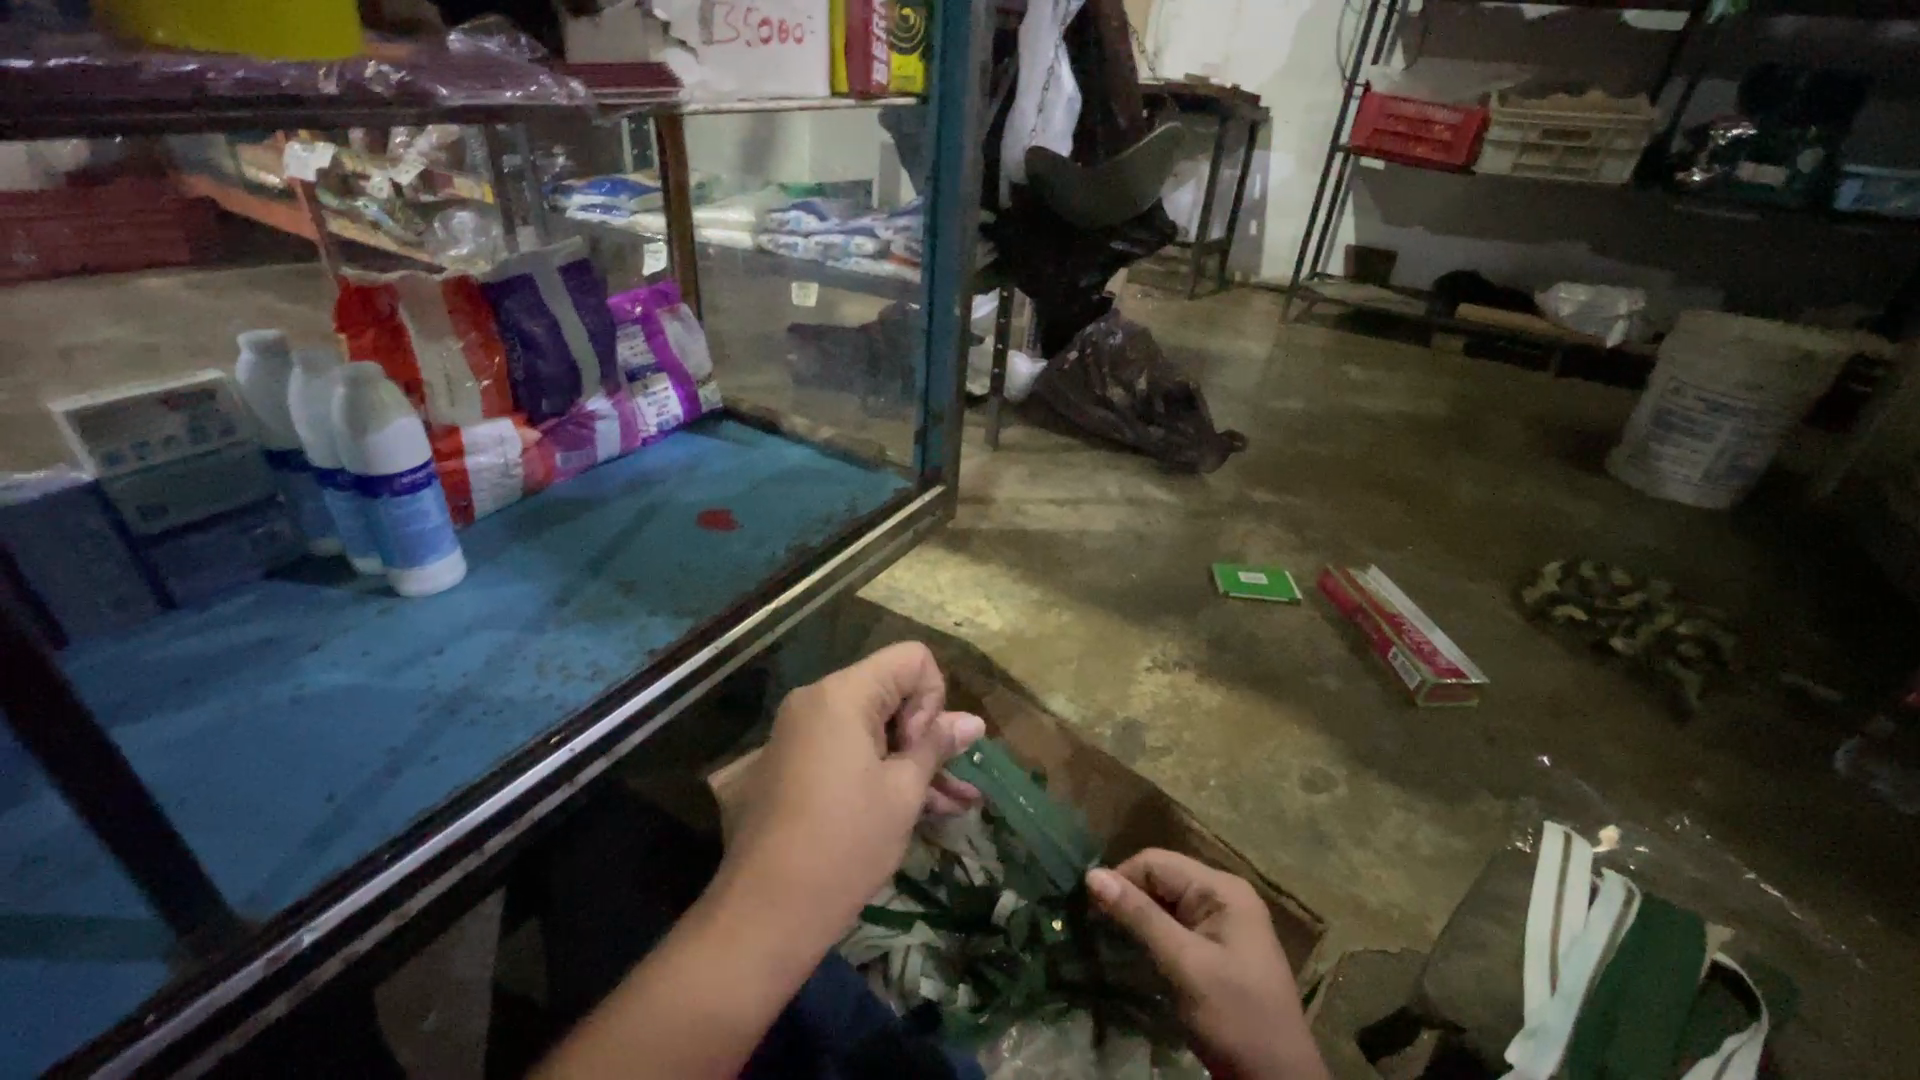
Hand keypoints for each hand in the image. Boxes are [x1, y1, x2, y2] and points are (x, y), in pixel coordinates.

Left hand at [721, 642, 985, 940]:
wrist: (766, 912)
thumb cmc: (845, 843)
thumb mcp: (903, 792)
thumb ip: (936, 747)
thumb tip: (972, 722)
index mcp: (841, 694)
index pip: (910, 660)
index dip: (932, 699)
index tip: (922, 749)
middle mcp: (817, 703)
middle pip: (891, 692)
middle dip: (926, 735)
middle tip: (949, 782)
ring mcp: (802, 736)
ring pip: (874, 731)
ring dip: (912, 761)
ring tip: (959, 804)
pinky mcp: (796, 768)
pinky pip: (851, 755)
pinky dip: (882, 774)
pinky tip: (925, 810)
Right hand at [1088, 850, 1327, 1079]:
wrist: (1276, 1079)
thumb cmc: (1234, 1017)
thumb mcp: (1184, 965)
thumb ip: (1139, 916)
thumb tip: (1092, 874)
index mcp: (1222, 889)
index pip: (1155, 862)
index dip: (1120, 880)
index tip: (1091, 913)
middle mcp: (1223, 895)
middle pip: (1160, 878)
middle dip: (1127, 898)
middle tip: (1096, 929)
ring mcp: (1222, 922)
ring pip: (1164, 902)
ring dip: (1137, 918)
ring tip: (1109, 940)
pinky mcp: (1216, 947)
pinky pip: (1174, 925)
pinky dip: (1151, 935)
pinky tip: (1134, 953)